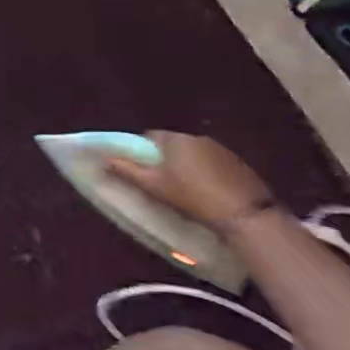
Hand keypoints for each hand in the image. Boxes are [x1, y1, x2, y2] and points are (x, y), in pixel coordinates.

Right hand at [104, 131, 277, 232]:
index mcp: (174, 139)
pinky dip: (204, 171)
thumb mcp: (154, 186)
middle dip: (164, 157)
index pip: (150, 136)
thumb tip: (106, 158)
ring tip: (183, 188)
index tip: (140, 168)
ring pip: (192, 152)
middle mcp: (196, 137)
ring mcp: (220, 148)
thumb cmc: (191, 196)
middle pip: (172, 143)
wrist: (243, 213)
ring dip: (185, 164)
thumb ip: (128, 170)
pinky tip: (205, 190)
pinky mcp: (237, 162)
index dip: (141, 151)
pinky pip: (211, 161)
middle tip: (159, 181)